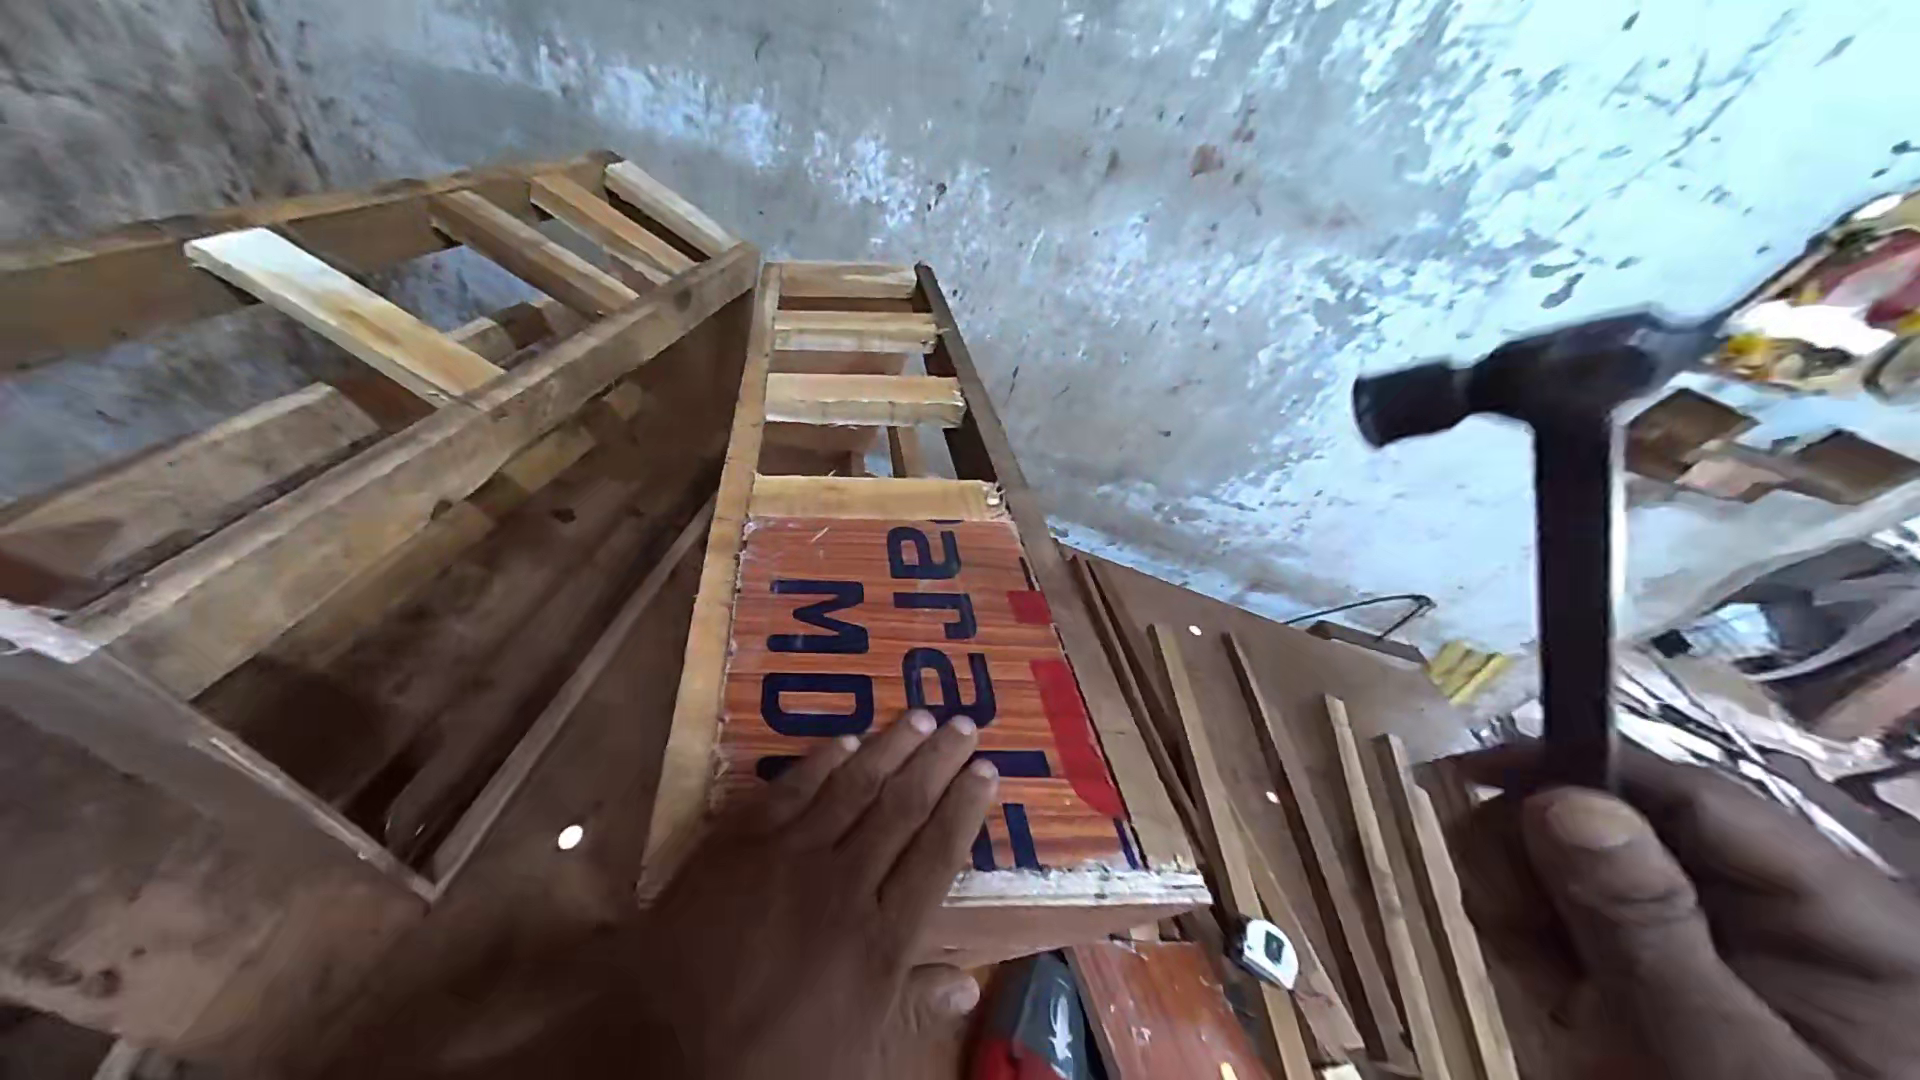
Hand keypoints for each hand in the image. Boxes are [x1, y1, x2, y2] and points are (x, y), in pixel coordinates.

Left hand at [630, 710, 998, 1078]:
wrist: (659, 1051)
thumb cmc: (769, 1060)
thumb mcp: (855, 1054)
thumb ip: (913, 1007)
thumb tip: (971, 982)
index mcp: (880, 940)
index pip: (938, 854)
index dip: (965, 807)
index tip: (987, 770)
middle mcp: (845, 884)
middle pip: (904, 806)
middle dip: (939, 761)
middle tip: (965, 724)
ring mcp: (791, 855)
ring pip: (856, 785)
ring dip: (892, 746)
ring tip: (922, 717)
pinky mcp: (742, 840)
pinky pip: (793, 787)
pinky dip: (824, 759)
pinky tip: (849, 738)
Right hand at [1457, 744, 1919, 1079]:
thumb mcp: (1706, 1048)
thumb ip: (1642, 923)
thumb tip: (1564, 799)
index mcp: (1829, 918)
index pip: (1687, 795)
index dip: (1573, 766)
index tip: (1470, 773)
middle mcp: (1759, 906)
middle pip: (1606, 818)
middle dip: (1531, 854)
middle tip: (1507, 916)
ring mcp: (1691, 930)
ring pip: (1559, 853)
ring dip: (1518, 897)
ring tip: (1534, 971)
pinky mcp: (1637, 951)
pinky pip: (1549, 898)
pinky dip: (1520, 926)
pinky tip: (1540, 978)